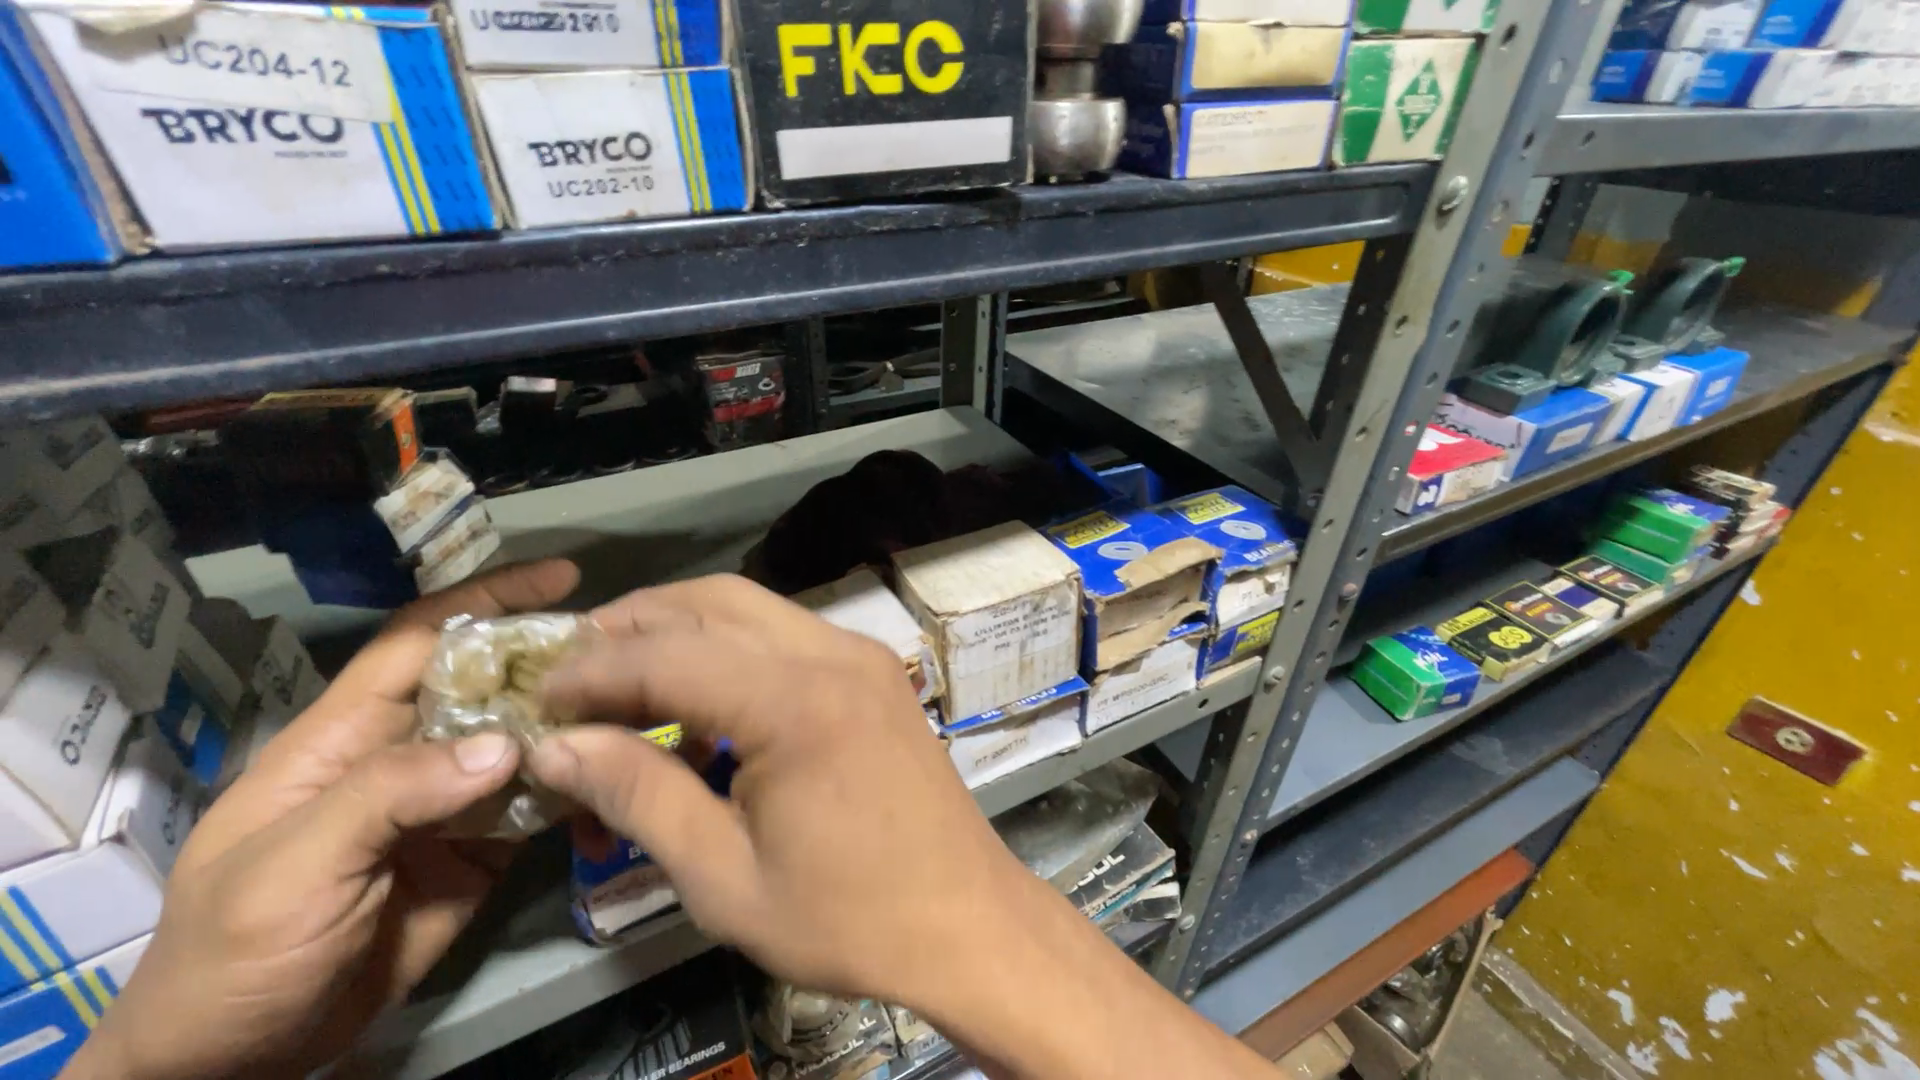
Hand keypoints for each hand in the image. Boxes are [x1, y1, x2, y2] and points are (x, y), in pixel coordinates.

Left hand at [64, 560, 579, 1079]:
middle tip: (628, 655)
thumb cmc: (234, 953)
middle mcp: (410, 753)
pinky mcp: (484, 848)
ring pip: (528, 743)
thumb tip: (505, 745)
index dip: (489, 599)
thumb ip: (388, 795)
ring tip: (641, 718)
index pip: (424, 642)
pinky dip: (578, 795)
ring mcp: (451, 802)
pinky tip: (612, 795)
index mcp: (349, 736)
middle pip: (493, 685)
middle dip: (555, 662)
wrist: (238, 1059)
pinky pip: (541, 805)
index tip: (563, 577)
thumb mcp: (290, 869)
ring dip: (579, 729)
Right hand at [531, 575, 1281, 1079]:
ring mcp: (861, 655)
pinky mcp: (875, 673)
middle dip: (632, 624)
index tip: (537, 700)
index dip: (591, 671)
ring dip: (681, 629)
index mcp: (795, 701)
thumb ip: (639, 796)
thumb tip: (556, 746)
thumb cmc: (846, 916)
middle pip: (711, 600)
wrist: (967, 921)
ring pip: (751, 607)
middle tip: (572, 669)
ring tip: (622, 680)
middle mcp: (832, 653)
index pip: (666, 655)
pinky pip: (787, 635)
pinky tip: (701, 706)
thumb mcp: (723, 877)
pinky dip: (731, 650)